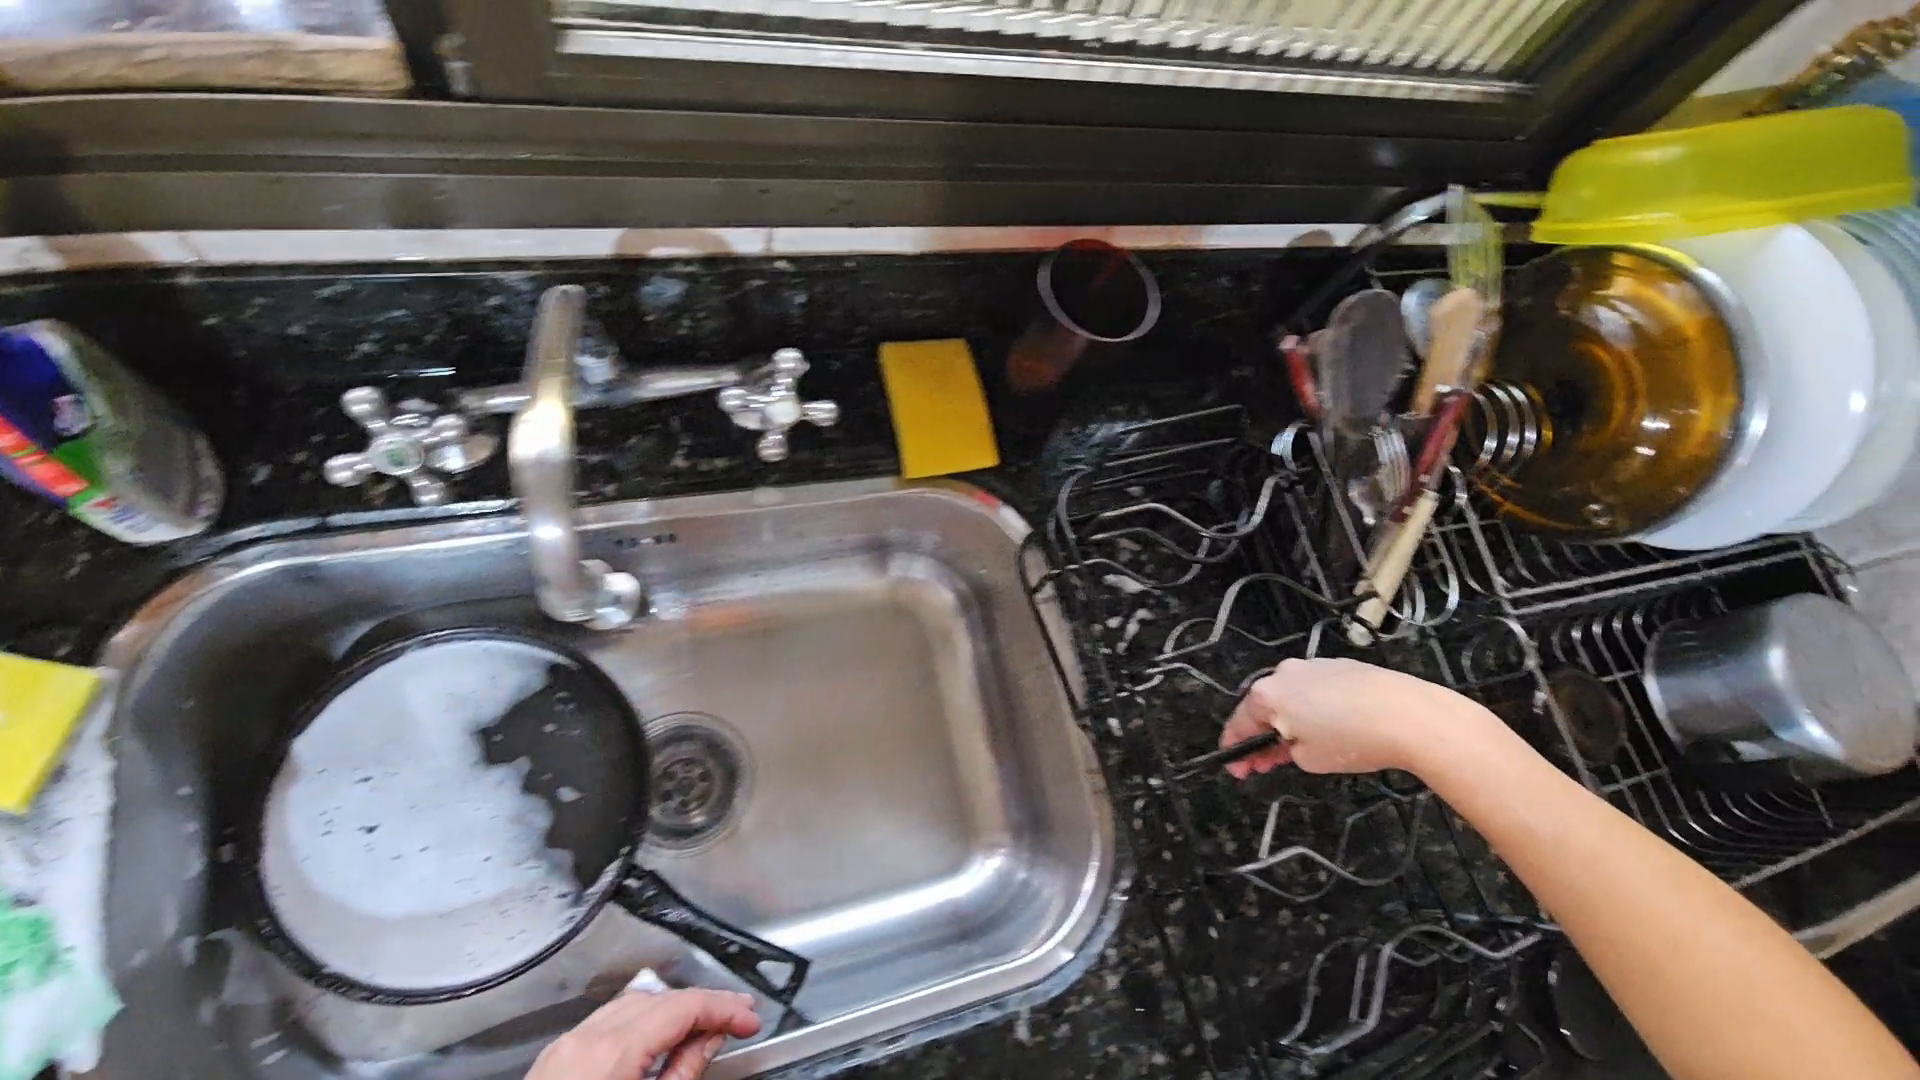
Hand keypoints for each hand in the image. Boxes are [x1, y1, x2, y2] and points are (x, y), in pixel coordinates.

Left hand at [527, 987, 762, 1079]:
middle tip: (739, 1019)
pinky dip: (642, 1020)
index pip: (682, 1007)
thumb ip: (684, 1073)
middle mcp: (586, 1037)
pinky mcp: (553, 1060)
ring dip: (673, 1009)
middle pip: (659, 998)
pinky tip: (660, 1036)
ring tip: (705, 1025)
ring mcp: (564, 1046)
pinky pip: (608, 1021)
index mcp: (611, 1054)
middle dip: (702, 1005)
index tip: (752, 1020)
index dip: (724, 1008)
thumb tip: (711, 1038)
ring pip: (633, 1003)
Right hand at [1219, 657, 1466, 777]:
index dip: (1235, 750)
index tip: (1238, 769)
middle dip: (1264, 736)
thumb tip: (1286, 743)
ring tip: (1305, 748)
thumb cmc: (1351, 739)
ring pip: (1291, 697)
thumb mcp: (1308, 759)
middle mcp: (1284, 673)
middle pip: (1264, 707)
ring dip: (1290, 721)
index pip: (1239, 724)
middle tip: (1268, 764)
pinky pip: (1317, 690)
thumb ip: (1284, 751)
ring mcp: (1314, 666)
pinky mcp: (1342, 666)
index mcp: (1267, 695)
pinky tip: (1334, 728)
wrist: (1410, 715)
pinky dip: (1315, 709)